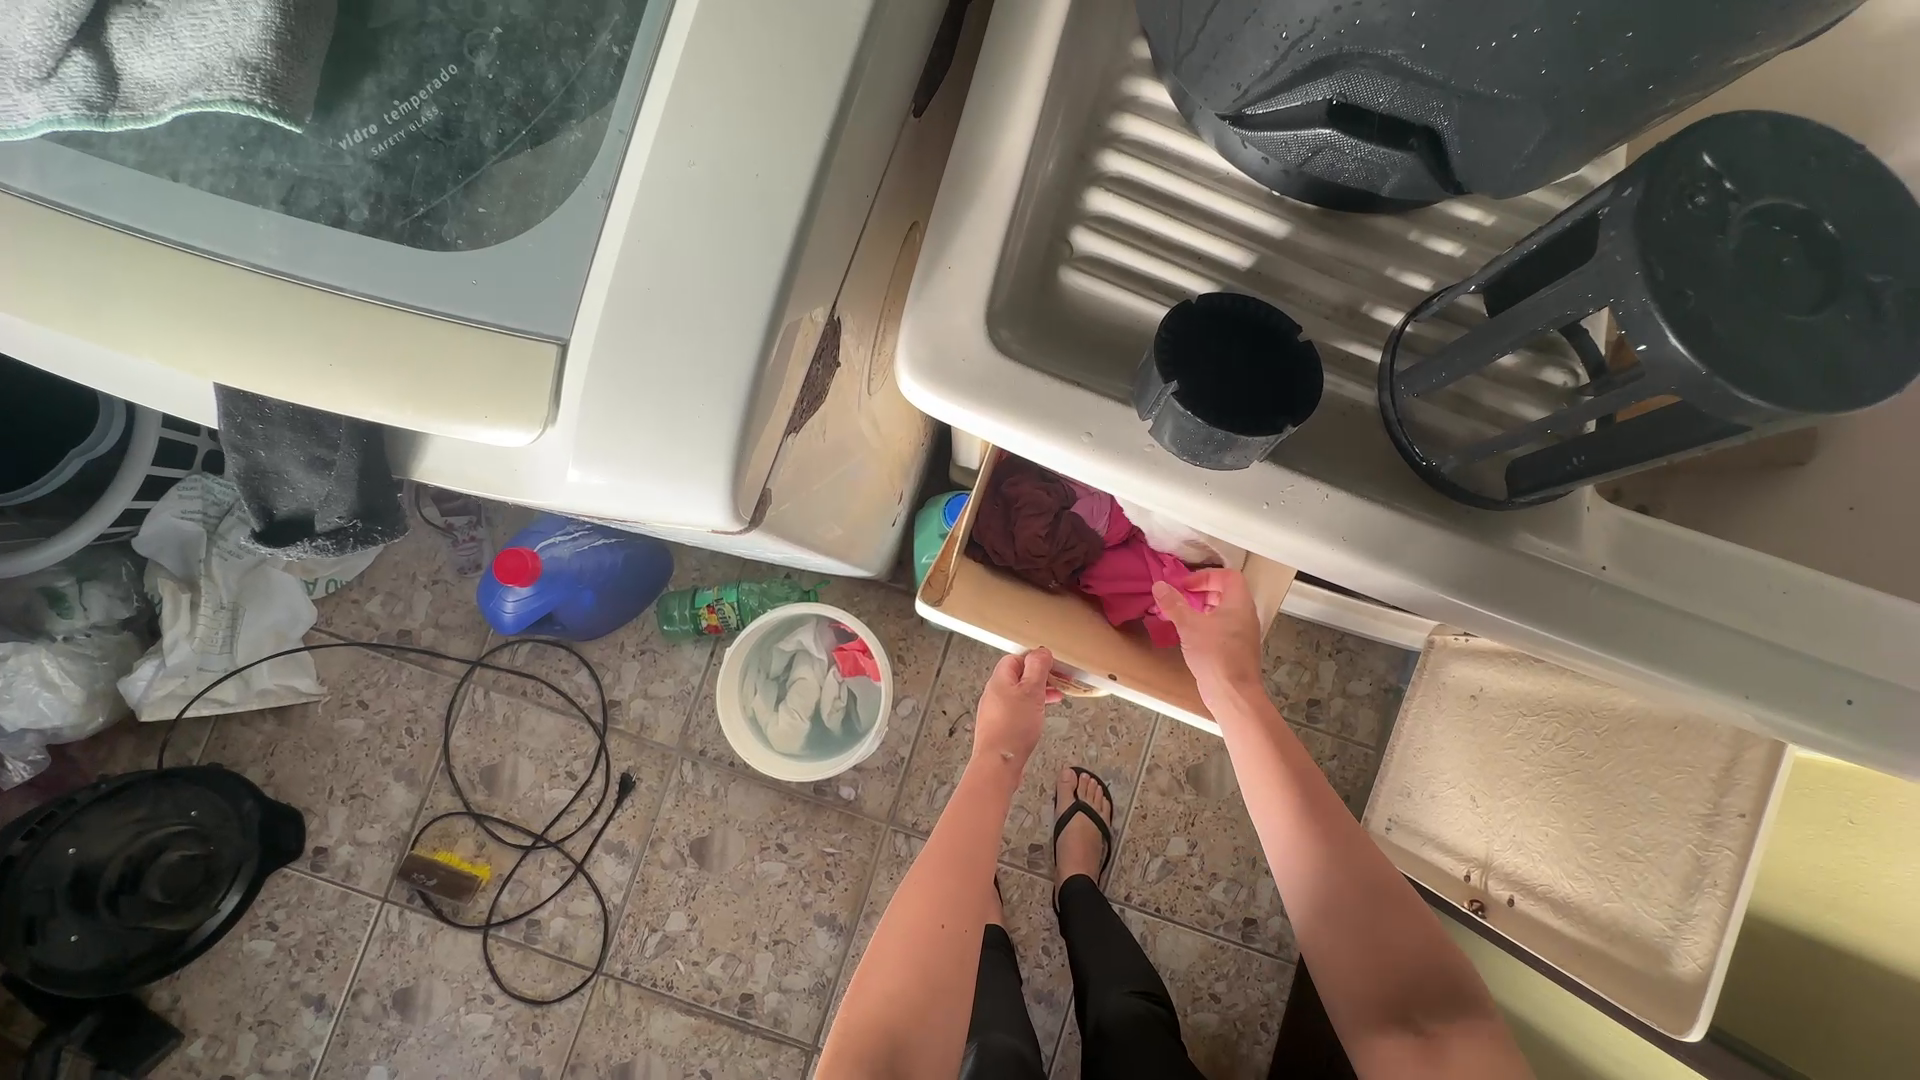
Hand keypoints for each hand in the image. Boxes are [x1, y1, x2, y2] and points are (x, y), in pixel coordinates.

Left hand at [971, 647, 1058, 767]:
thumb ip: (1037, 668)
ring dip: (1037, 694)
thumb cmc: (1013, 728)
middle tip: (1057, 682)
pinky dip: (1030, 709)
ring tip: (1054, 699)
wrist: (999, 763)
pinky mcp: (999, 727)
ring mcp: (995, 711)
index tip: (1052, 665)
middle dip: (1039, 677)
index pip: (1015, 658)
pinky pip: (1016, 711)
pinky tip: (1039, 717)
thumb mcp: (1032, 691)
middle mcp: (993, 693)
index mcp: (999, 680)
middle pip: (1017, 676)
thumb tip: (1041, 651)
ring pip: (1018, 694)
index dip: (1034, 659)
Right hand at [1154, 569, 1264, 703]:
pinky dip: (1207, 625)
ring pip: (1224, 612)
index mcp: (1239, 604)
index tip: (1186, 586)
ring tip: (1183, 616)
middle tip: (1183, 598)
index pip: (1228, 576)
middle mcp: (1245, 616)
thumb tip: (1160, 586)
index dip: (1206, 575)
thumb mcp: (1189, 626)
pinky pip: (1223, 628)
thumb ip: (1174, 604)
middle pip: (1226, 592)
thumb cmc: (1215, 655)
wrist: (1232, 693)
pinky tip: (1191, 636)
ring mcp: (1243, 634)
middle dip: (1202, 592)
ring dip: (1203, 609)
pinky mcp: (1237, 649)